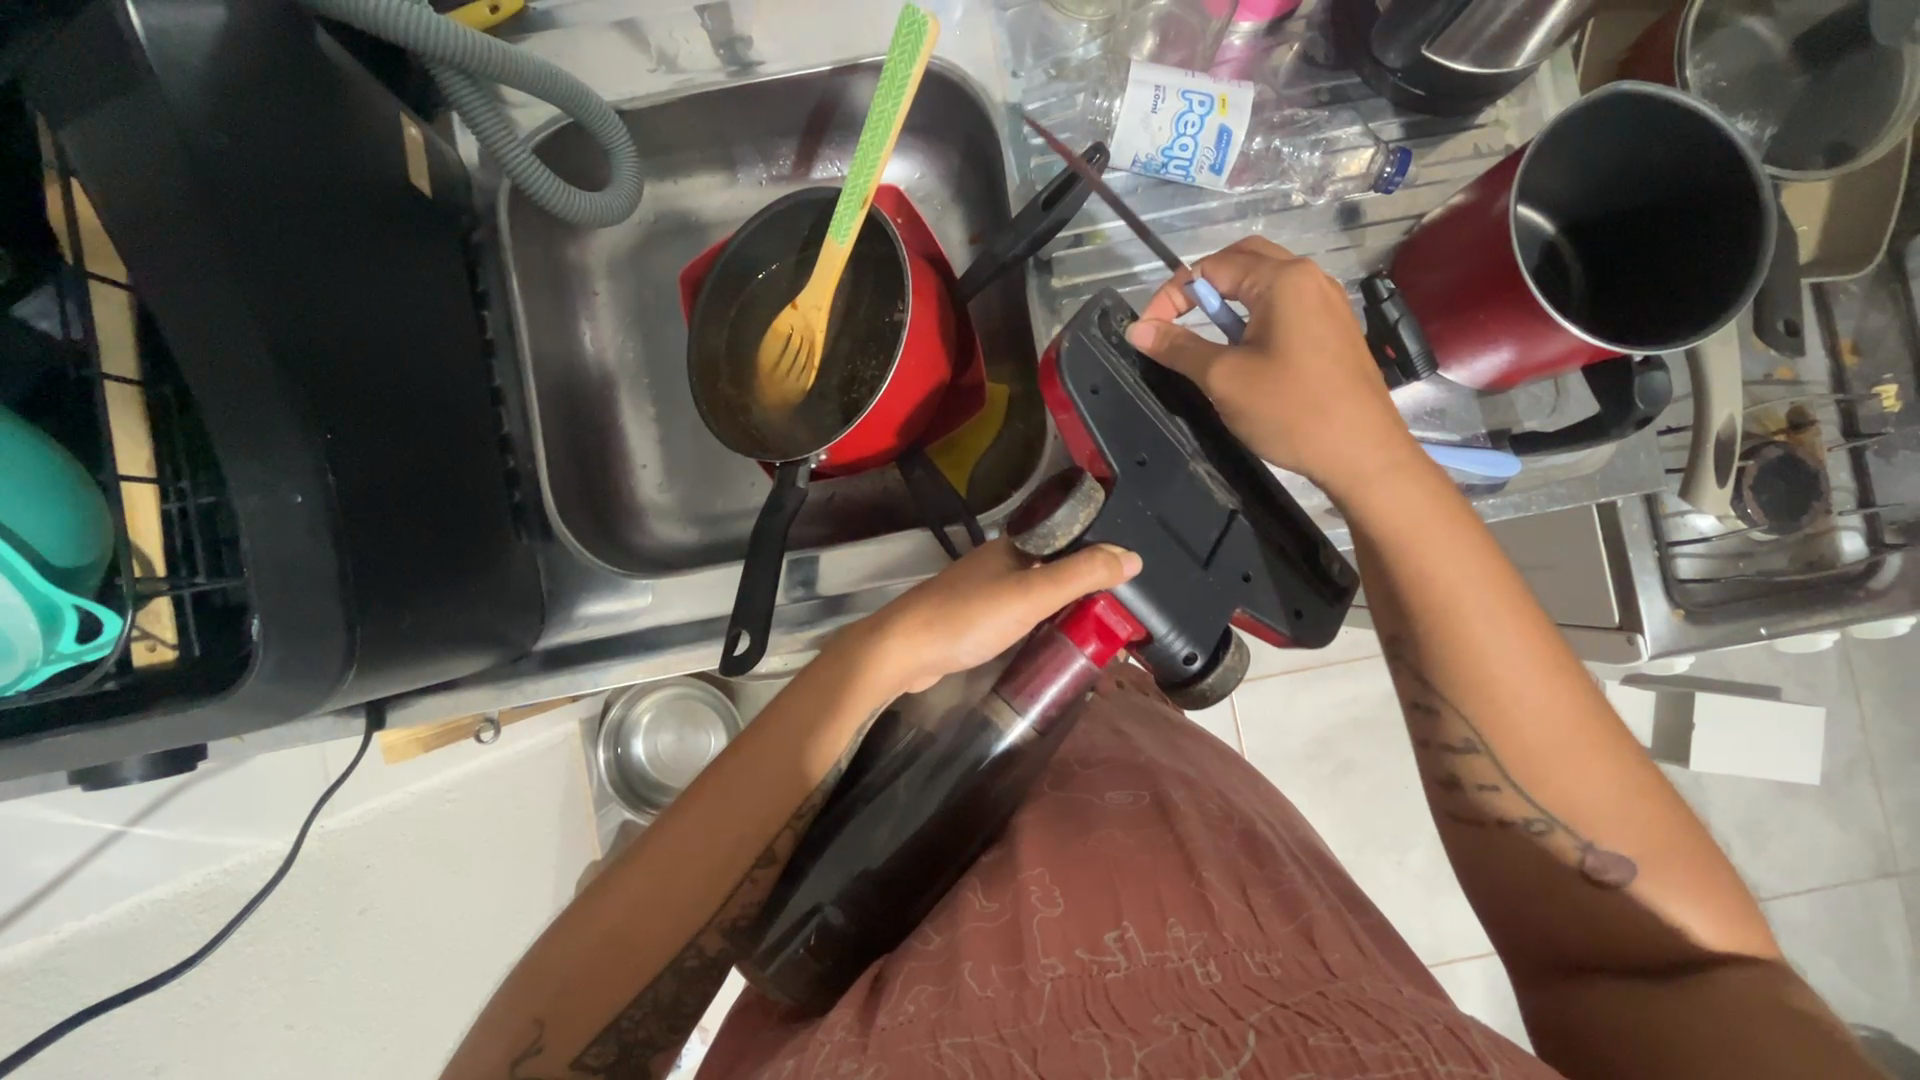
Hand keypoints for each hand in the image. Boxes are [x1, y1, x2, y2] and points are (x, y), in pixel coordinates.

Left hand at [849, 539, 1141, 695]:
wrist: (902, 651)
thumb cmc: (968, 618)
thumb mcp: (1033, 594)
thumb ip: (1081, 574)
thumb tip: (1132, 557)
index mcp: (1014, 547)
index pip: (1069, 541)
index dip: (1099, 558)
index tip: (1129, 585)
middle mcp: (999, 563)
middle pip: (1054, 568)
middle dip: (1085, 589)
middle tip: (1118, 620)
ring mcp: (982, 592)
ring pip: (1034, 595)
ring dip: (1062, 610)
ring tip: (1095, 634)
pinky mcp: (971, 620)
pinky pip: (1016, 617)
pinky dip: (1038, 627)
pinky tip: (1049, 644)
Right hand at [1126, 236, 1422, 497]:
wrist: (1362, 453)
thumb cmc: (1290, 411)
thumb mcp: (1223, 379)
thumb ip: (1178, 348)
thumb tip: (1137, 329)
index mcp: (1283, 280)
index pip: (1212, 267)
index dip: (1172, 295)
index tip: (1149, 331)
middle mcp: (1309, 278)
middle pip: (1243, 260)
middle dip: (1203, 285)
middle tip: (1177, 320)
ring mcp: (1328, 302)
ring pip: (1267, 282)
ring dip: (1230, 300)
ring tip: (1208, 337)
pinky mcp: (1335, 329)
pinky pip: (1287, 305)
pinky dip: (1256, 315)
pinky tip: (1246, 351)